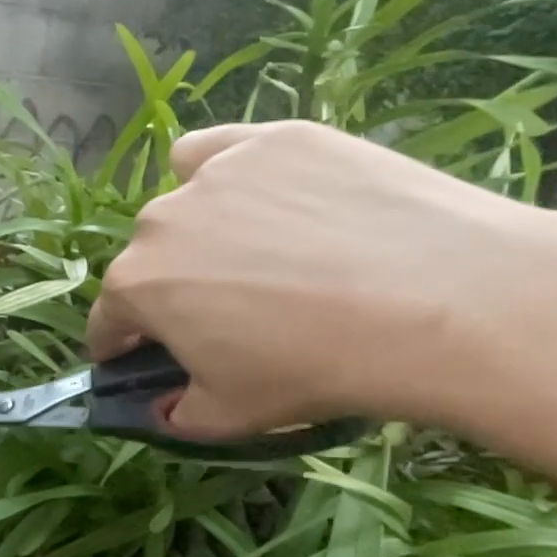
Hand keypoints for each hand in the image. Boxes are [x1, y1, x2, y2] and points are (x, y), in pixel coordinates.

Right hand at [85, 121, 553, 437]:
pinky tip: (265, 196)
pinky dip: (226, 174)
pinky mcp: (276, 138)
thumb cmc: (316, 368)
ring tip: (258, 251)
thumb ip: (175, 415)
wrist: (448, 302)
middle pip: (146, 261)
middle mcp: (157, 222)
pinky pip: (222, 152)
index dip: (123, 347)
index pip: (107, 322)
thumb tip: (164, 406)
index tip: (148, 360)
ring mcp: (217, 173)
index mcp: (134, 287)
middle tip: (227, 312)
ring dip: (196, 232)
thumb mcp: (228, 417)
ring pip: (180, 202)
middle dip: (169, 288)